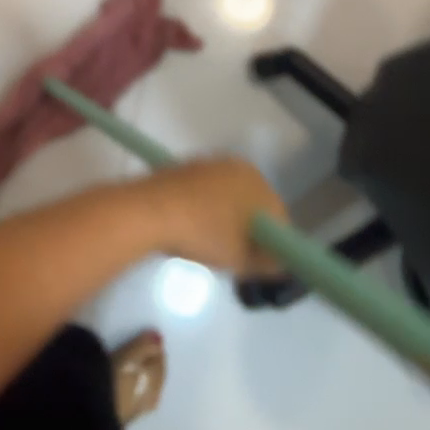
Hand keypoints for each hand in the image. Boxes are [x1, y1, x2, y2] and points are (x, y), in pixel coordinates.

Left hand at [134, 157, 287, 277]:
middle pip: (253, 204)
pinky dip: (204, 209)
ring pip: (228, 198)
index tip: (262, 263)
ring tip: (210, 245)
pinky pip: (204, 194)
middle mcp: (237, 165)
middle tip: (237, 257)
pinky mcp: (183, 168)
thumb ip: (268, 264)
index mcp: (258, 181)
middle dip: (249, 229)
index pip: (278, 216)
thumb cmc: (204, 233)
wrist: (149, 211)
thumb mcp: (241, 258)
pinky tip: (191, 228)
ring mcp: (208, 163)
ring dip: (226, 219)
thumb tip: (280, 265)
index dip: (274, 243)